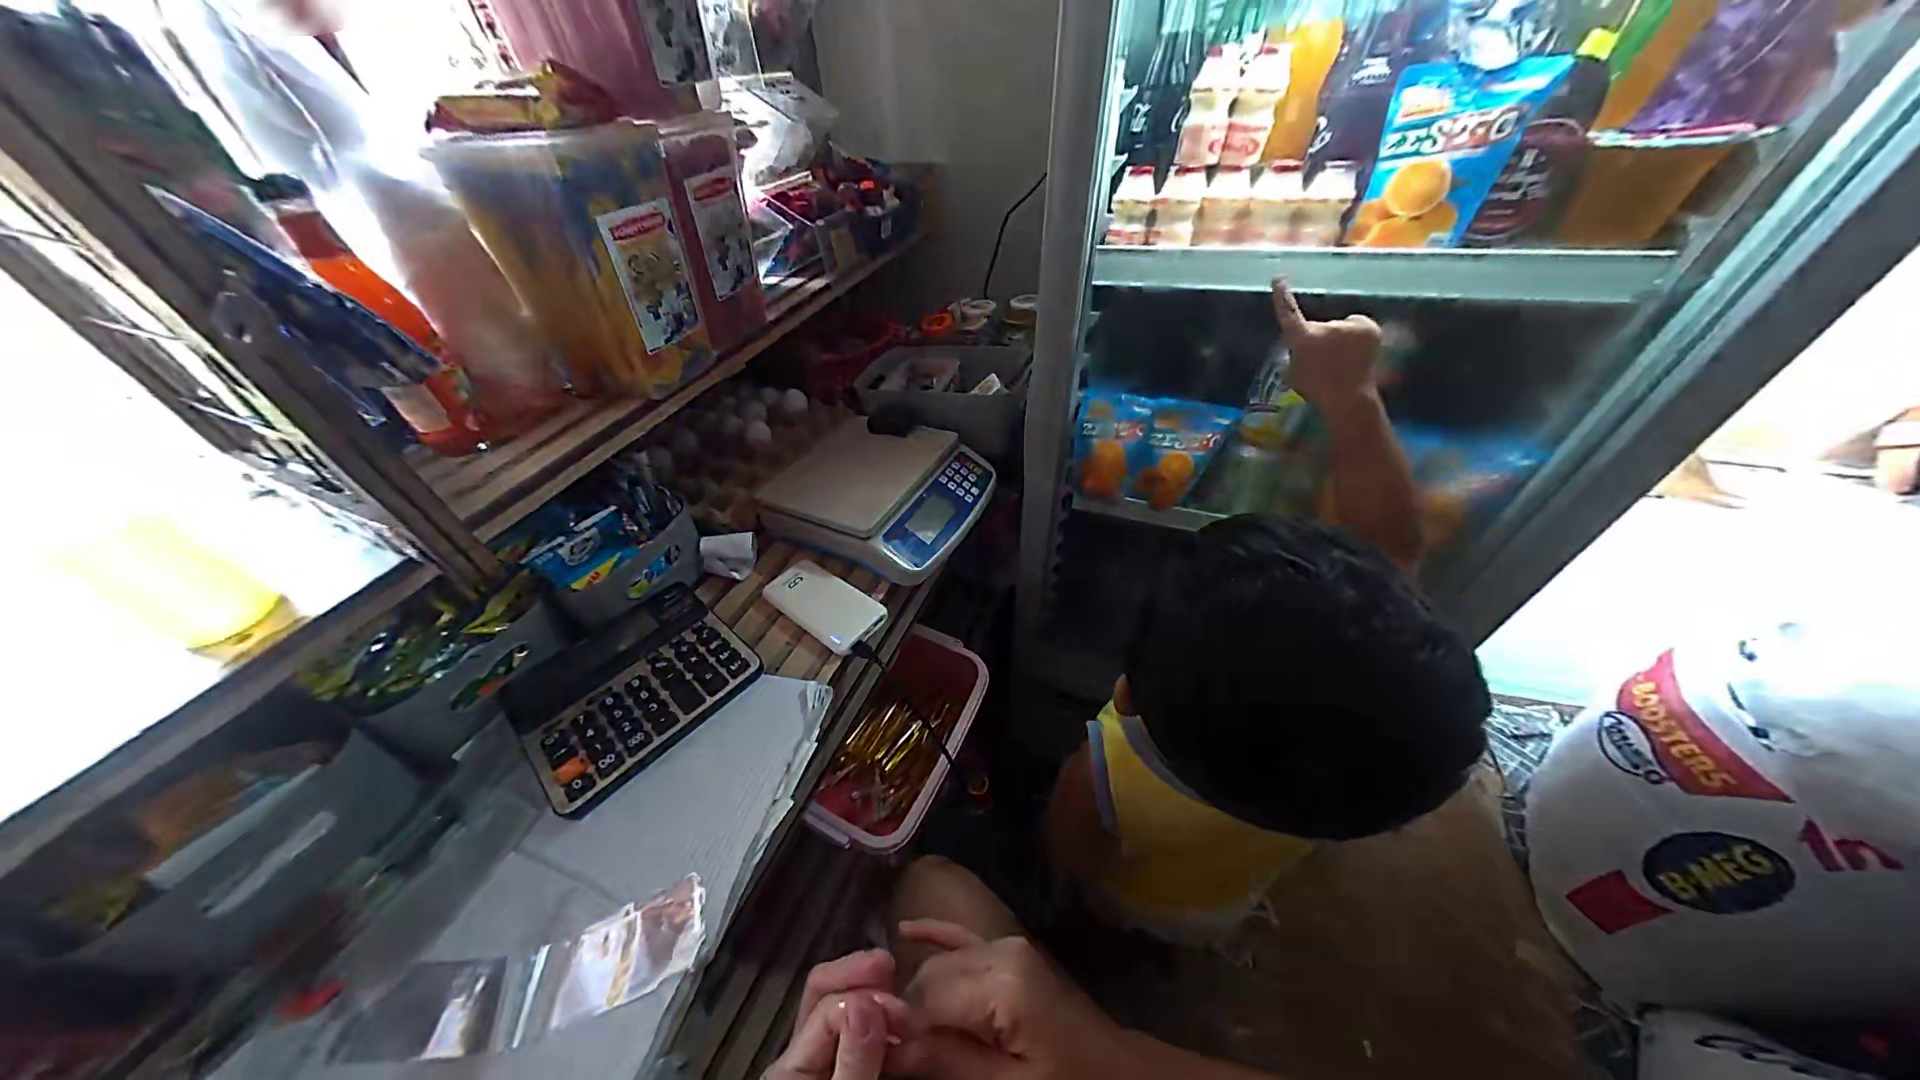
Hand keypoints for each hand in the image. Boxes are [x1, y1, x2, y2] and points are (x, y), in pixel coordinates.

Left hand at [764, 949, 921, 1079]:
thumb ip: (854, 1061)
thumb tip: (866, 1002)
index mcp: (788, 1067)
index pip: (826, 1009)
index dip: (866, 1001)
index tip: (905, 1011)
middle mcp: (798, 1055)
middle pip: (822, 989)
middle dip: (858, 971)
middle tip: (892, 965)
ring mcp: (814, 1060)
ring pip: (836, 1002)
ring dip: (870, 990)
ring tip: (900, 993)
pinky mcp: (834, 1067)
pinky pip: (851, 1028)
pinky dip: (876, 1016)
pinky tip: (897, 1018)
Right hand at [896, 920, 1141, 1079]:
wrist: (1119, 1071)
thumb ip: (948, 1061)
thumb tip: (887, 1043)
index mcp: (1003, 983)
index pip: (926, 995)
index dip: (896, 1024)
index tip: (876, 1051)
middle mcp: (1000, 949)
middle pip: (930, 974)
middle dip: (904, 1009)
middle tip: (883, 1045)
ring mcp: (1007, 944)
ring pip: (942, 959)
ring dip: (916, 989)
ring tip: (889, 1022)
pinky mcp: (1011, 949)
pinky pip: (965, 937)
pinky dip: (936, 934)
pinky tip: (906, 929)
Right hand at [1271, 278, 1381, 412]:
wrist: (1348, 397)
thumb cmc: (1316, 388)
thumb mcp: (1293, 372)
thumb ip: (1295, 353)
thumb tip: (1299, 344)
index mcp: (1302, 339)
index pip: (1288, 313)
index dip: (1282, 296)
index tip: (1278, 279)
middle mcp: (1325, 326)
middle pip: (1319, 325)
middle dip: (1320, 337)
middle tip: (1324, 360)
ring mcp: (1349, 325)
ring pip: (1339, 326)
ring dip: (1340, 337)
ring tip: (1343, 360)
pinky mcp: (1368, 326)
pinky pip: (1357, 325)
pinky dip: (1358, 335)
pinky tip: (1359, 353)